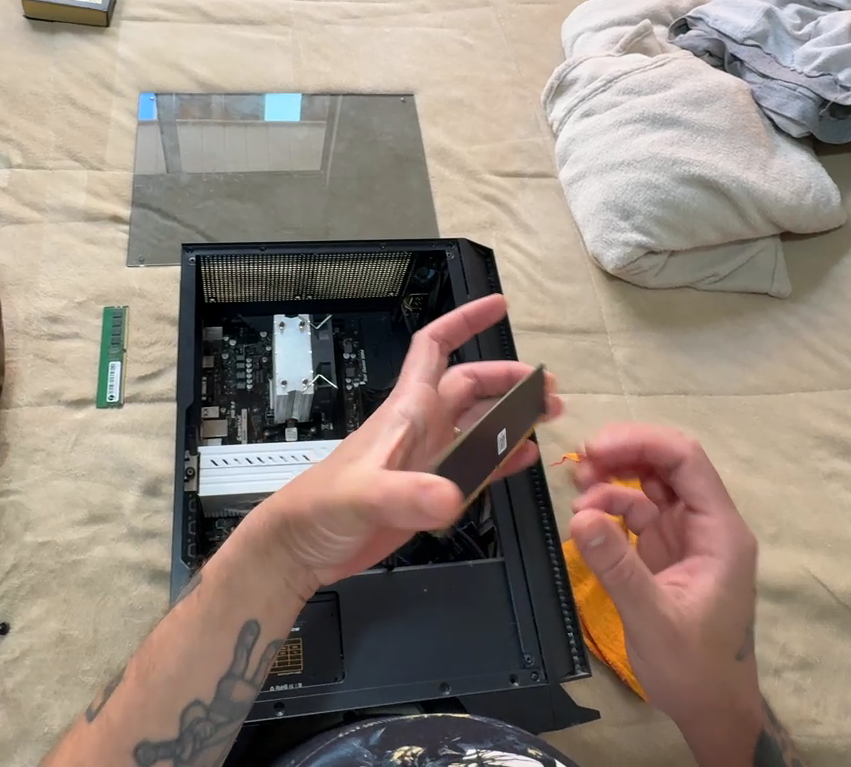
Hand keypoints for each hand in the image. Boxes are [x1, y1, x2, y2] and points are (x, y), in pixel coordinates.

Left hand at [241, 294, 563, 599]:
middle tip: (547, 387)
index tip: (499, 305)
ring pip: (477, 422)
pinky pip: (476, 465)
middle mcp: (420, 425)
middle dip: (507, 378)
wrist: (303, 545)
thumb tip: (451, 496)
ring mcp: (427, 456)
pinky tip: (524, 456)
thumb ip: (406, 494)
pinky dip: (503, 458)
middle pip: (469, 384)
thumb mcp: (363, 495)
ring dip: (511, 415)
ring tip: (547, 414)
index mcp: (406, 409)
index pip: (435, 347)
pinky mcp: (430, 488)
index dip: (464, 320)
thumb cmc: (321, 506)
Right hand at [570, 425, 764, 766]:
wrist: (709, 710)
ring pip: (649, 479)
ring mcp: (684, 532)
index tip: (595, 449)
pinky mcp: (663, 545)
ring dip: (612, 475)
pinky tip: (586, 517)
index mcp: (720, 531)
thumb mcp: (653, 619)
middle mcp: (706, 522)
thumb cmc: (693, 668)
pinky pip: (635, 506)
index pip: (686, 460)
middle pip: (666, 461)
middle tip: (580, 463)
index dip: (641, 442)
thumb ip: (618, 566)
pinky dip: (608, 503)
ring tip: (577, 487)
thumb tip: (580, 516)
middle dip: (622, 454)